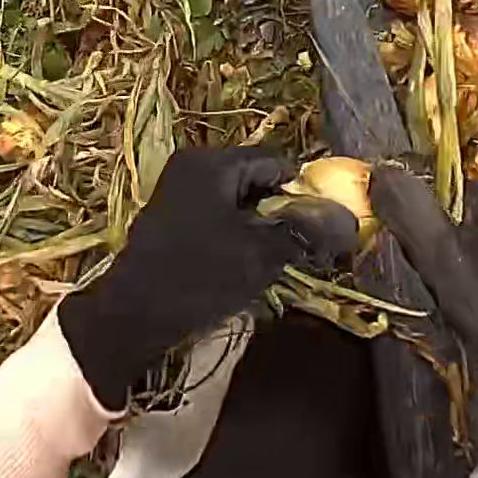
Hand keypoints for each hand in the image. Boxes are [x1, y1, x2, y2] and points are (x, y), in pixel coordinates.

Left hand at [58, 146, 357, 408]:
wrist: (129, 316)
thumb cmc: (198, 276)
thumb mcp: (259, 253)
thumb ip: (304, 231)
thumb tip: (347, 220)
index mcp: (214, 162)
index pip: (275, 161)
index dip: (301, 191)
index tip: (316, 226)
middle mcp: (194, 163)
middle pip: (255, 176)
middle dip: (279, 208)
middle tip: (295, 244)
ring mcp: (179, 186)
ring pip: (237, 195)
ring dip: (258, 221)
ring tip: (269, 256)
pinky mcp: (171, 211)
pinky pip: (216, 208)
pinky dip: (235, 228)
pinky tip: (241, 259)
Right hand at [370, 167, 477, 431]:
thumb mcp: (443, 255)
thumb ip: (410, 211)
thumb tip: (377, 170)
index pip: (422, 174)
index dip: (393, 194)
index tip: (374, 221)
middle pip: (433, 201)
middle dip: (409, 222)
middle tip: (392, 253)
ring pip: (446, 227)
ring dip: (426, 245)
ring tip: (413, 274)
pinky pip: (462, 248)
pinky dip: (445, 262)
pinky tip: (441, 288)